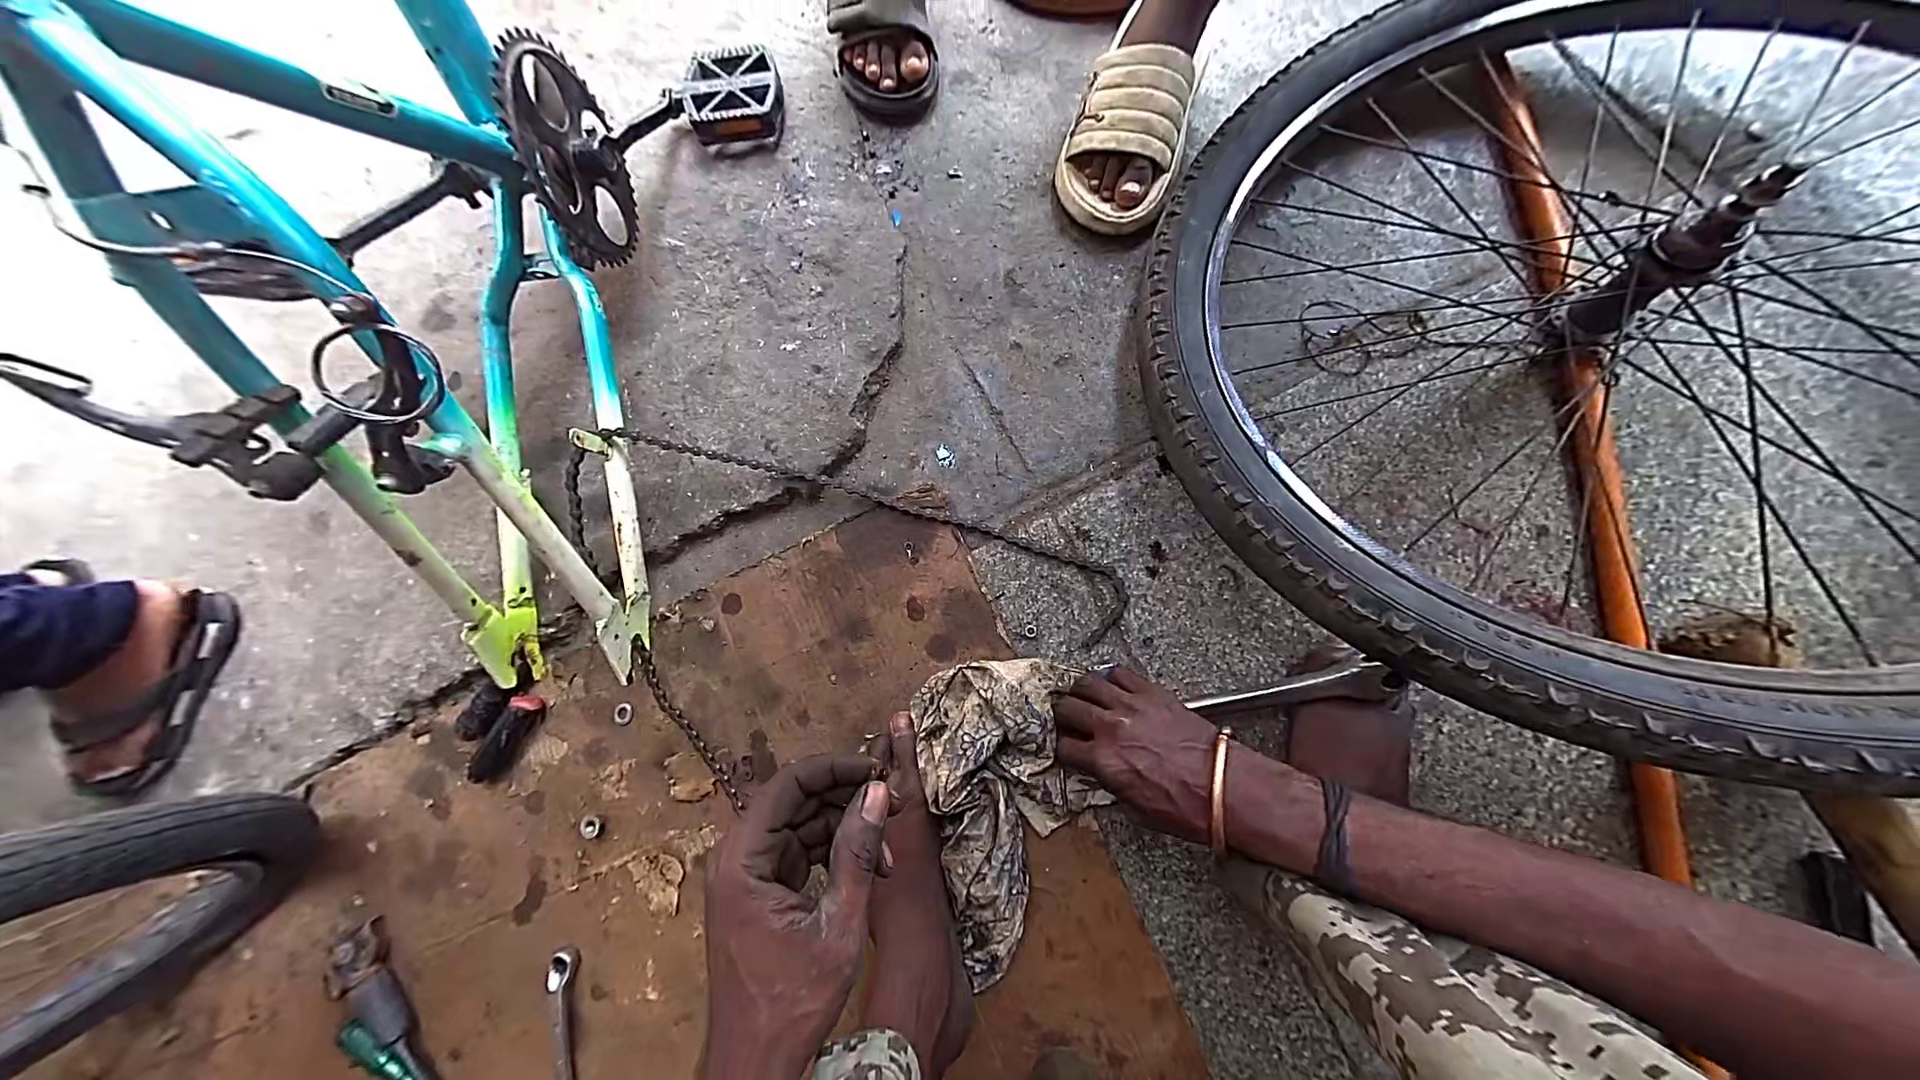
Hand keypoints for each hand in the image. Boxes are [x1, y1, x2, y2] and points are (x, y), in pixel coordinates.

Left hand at [702, 754, 894, 1079]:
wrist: (757, 1064)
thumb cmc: (792, 1004)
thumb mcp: (838, 923)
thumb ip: (858, 851)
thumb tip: (878, 791)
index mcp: (743, 860)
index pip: (789, 784)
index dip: (835, 768)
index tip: (875, 770)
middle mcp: (738, 857)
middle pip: (796, 800)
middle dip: (846, 798)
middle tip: (889, 804)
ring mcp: (749, 873)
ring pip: (801, 824)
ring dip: (844, 828)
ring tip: (885, 851)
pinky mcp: (762, 889)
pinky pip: (801, 850)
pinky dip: (834, 852)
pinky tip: (868, 868)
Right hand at [1055, 667, 1218, 842]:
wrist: (1222, 786)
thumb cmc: (1186, 805)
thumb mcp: (1135, 809)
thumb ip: (1110, 785)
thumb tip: (1102, 774)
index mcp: (1103, 761)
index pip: (1064, 747)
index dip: (1060, 749)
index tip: (1064, 748)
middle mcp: (1111, 728)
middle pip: (1067, 708)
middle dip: (1061, 714)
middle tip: (1063, 717)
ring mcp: (1130, 706)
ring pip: (1087, 684)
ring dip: (1079, 691)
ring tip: (1079, 695)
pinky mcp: (1152, 694)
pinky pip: (1120, 674)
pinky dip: (1109, 677)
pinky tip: (1110, 685)